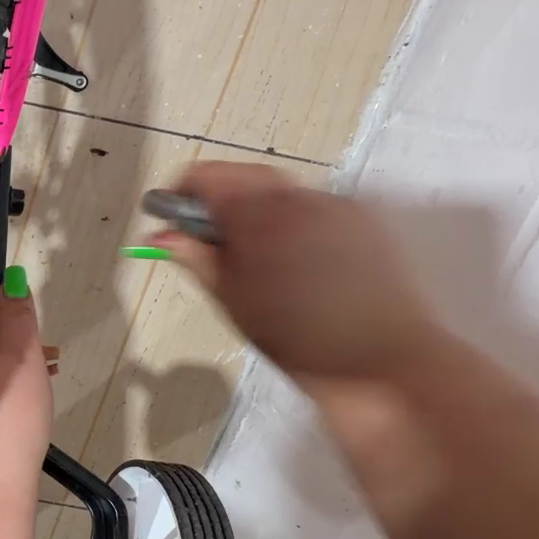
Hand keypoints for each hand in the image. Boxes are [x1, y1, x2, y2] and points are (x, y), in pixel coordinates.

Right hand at [154, 161, 443, 382]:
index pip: (207, 177)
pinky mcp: (362, 220)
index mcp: (261, 217)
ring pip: (279, 192)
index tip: (169, 221)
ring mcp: (336, 205)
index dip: (181, 194)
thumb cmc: (293, 338)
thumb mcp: (232, 300)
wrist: (381, 361)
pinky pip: (311, 206)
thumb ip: (195, 258)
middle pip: (244, 177)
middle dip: (217, 200)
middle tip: (203, 241)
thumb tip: (158, 234)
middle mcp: (299, 198)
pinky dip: (288, 221)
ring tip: (250, 255)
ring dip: (253, 210)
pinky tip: (290, 260)